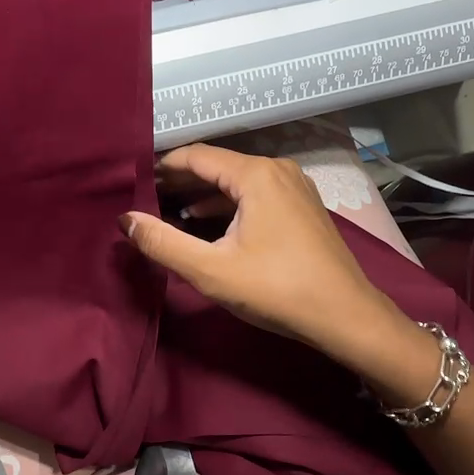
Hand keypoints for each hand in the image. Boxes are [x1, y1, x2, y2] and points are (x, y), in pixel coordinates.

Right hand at [122, 143, 412, 362]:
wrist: (348, 318)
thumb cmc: (277, 290)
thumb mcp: (211, 270)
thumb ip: (163, 242)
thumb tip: (126, 220)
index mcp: (255, 174)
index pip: (196, 156)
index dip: (162, 167)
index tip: (134, 182)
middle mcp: (276, 169)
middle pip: (216, 165)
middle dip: (181, 181)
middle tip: (146, 198)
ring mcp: (294, 185)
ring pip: (236, 179)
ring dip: (203, 193)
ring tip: (169, 211)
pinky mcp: (302, 204)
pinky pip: (255, 192)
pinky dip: (228, 202)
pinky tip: (208, 222)